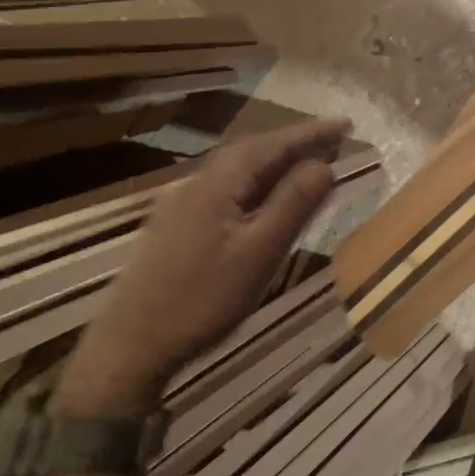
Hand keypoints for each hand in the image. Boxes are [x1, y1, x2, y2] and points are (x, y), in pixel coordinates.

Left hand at [54, 118, 348, 416]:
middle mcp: (195, 186)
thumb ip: (293, 204)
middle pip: (251, 151)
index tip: (347, 124)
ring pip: (238, 171)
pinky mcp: (176, 230)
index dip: (311, 133)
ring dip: (276, 162)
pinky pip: (228, 189)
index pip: (271, 145)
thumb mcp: (259, 252)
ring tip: (311, 164)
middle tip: (336, 140)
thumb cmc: (201, 300)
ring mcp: (181, 208)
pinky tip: (268, 198)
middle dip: (294, 142)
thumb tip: (325, 164)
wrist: (126, 351)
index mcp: (216, 186)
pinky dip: (258, 182)